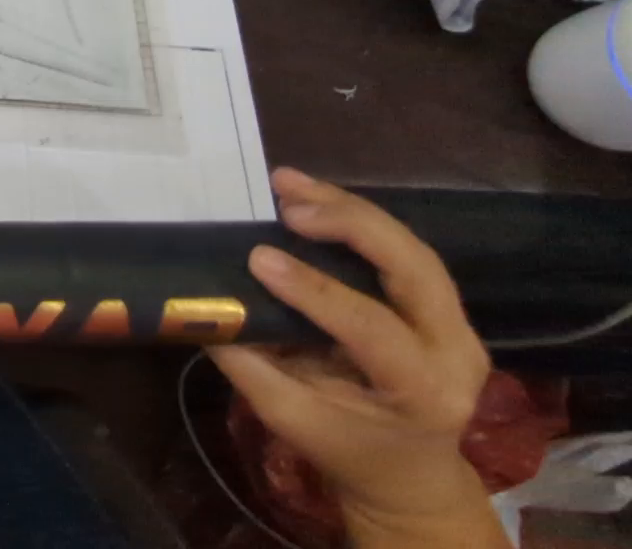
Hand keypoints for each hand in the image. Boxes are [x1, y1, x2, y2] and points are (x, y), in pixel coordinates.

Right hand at [209, 169, 504, 548]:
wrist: (406, 468)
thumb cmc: (342, 445)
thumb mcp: (286, 415)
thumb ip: (247, 361)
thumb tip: (198, 305)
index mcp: (422, 389)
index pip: (373, 328)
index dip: (314, 290)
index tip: (257, 257)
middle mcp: (453, 349)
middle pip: (415, 269)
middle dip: (351, 226)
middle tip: (288, 203)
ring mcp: (452, 322)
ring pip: (410, 249)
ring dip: (348, 209)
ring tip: (289, 183)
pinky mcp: (434, 303)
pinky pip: (399, 250)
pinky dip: (352, 217)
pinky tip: (308, 196)